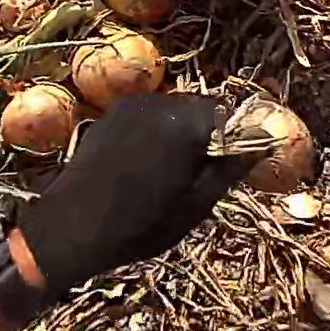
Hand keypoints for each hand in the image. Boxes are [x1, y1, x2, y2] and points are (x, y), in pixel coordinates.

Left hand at [17, 92, 245, 299]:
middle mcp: (162, 102)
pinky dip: (158, 130)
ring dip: (183, 130)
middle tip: (203, 169)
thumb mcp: (195, 205)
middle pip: (203, 108)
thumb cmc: (139, 224)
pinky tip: (147, 161)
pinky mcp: (115, 111)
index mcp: (187, 124)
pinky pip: (151, 114)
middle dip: (209, 133)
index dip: (236, 139)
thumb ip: (229, 170)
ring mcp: (135, 104)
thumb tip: (260, 147)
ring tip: (173, 168)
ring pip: (176, 110)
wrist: (69, 228)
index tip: (231, 164)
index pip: (230, 116)